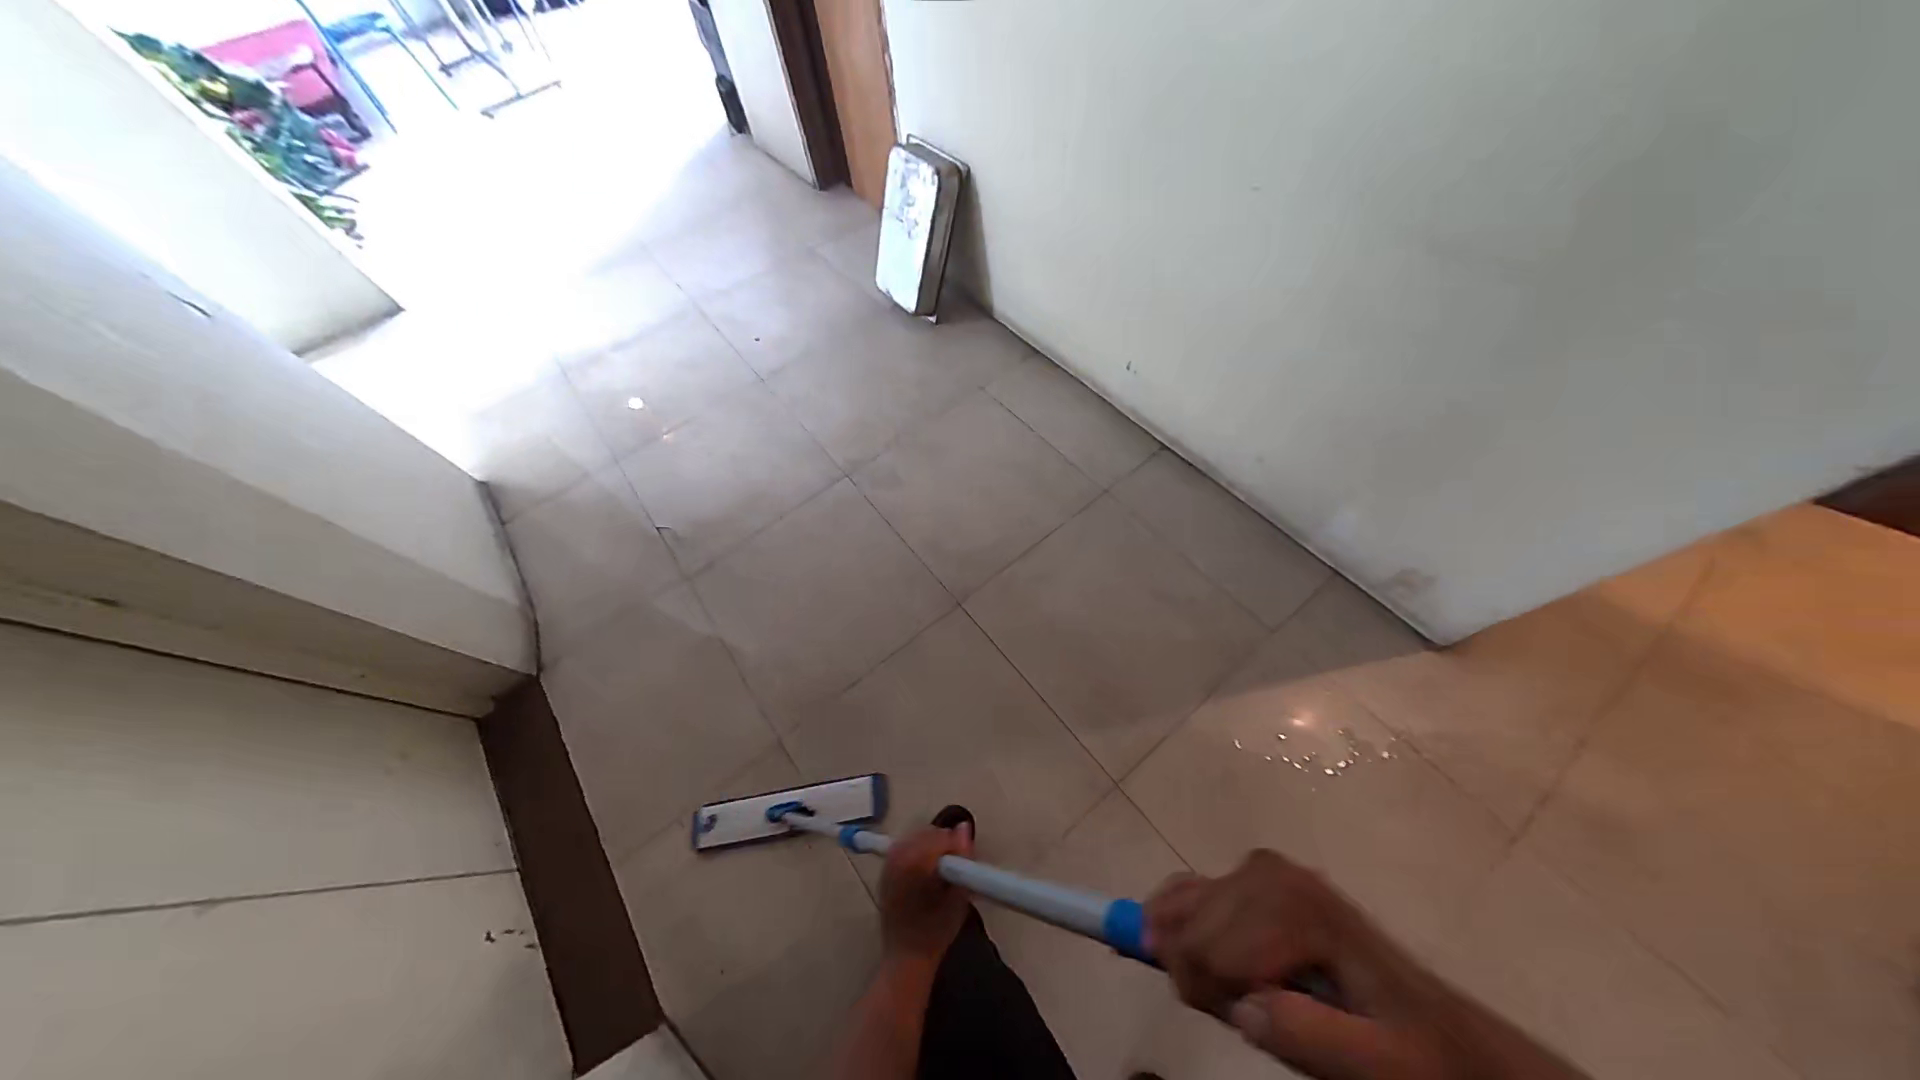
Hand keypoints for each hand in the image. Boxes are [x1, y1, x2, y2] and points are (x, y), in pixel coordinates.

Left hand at [878, 822, 974, 962]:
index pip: (938, 838)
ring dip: (929, 845)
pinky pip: (903, 847)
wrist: (906, 957)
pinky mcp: (884, 871)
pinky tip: (925, 868)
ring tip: (941, 866)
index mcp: (915, 868)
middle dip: (942, 843)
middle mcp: (896, 861)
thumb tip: (965, 828)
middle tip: (955, 864)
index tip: (965, 860)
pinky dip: (917, 851)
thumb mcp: (958, 900)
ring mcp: (887, 866)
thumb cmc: (935, 933)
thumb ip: (963, 861)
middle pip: (924, 834)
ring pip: (913, 838)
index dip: (955, 845)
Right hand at [1146, 850, 1584, 1079]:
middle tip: (1245, 1010)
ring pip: (1183, 903)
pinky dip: (1175, 912)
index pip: (1209, 951)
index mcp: (1301, 911)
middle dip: (1199, 973)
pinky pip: (1193, 886)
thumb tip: (1244, 1006)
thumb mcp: (1381, 1064)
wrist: (1437, 1023)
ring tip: (1227, 986)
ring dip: (1187, 949)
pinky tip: (1171, 933)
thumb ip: (1314, 1038)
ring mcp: (1262, 868)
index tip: (1243, 1021)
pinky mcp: (1257, 872)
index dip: (1212, 996)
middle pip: (1191, 926)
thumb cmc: (1412, 1047)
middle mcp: (1273, 874)